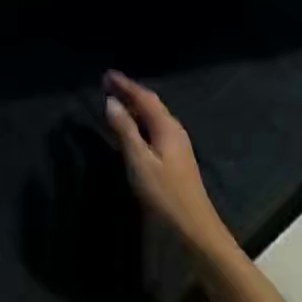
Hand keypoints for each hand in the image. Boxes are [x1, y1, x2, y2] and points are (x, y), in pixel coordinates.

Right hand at [104, 70, 233, 257]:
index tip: (106, 74)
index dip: (125, 85)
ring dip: (134, 106)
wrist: (195, 227)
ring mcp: (177, 144)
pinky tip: (131, 128)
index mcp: (167, 127)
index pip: (144, 97)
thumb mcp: (139, 161)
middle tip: (107, 84)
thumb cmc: (165, 193)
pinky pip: (154, 128)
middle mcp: (174, 130)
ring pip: (153, 116)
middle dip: (129, 92)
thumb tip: (111, 102)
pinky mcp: (175, 157)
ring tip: (114, 101)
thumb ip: (125, 130)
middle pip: (150, 104)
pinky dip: (139, 121)